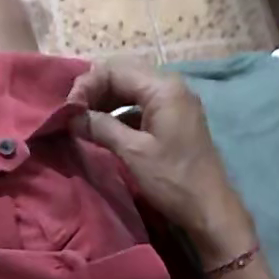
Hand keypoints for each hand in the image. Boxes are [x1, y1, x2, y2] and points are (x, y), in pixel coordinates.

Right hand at [68, 61, 255, 266]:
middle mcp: (172, 87)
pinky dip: (122, 114)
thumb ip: (101, 128)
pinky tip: (105, 129)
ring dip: (107, 102)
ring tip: (85, 121)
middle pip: (124, 74)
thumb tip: (72, 116)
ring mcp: (176, 103)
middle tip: (73, 113)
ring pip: (132, 90)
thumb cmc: (173, 181)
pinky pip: (142, 106)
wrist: (210, 209)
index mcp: (164, 88)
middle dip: (95, 90)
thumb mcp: (133, 153)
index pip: (115, 69)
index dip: (87, 85)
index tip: (69, 110)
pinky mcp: (176, 121)